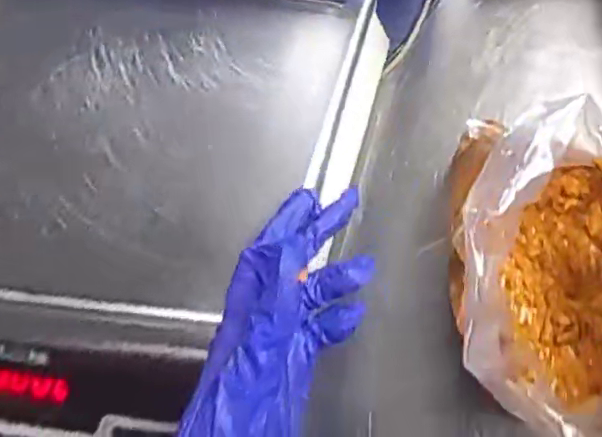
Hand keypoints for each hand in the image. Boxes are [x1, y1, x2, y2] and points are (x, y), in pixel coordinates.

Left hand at [177, 188, 373, 436]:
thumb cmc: (235, 406)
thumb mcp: (258, 342)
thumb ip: (274, 297)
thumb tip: (289, 247)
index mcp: (250, 304)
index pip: (272, 248)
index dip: (291, 218)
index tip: (312, 195)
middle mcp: (264, 314)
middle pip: (295, 260)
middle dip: (320, 230)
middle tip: (346, 203)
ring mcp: (279, 337)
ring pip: (312, 293)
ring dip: (340, 277)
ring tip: (366, 267)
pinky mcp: (293, 360)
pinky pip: (319, 328)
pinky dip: (339, 317)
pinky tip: (355, 313)